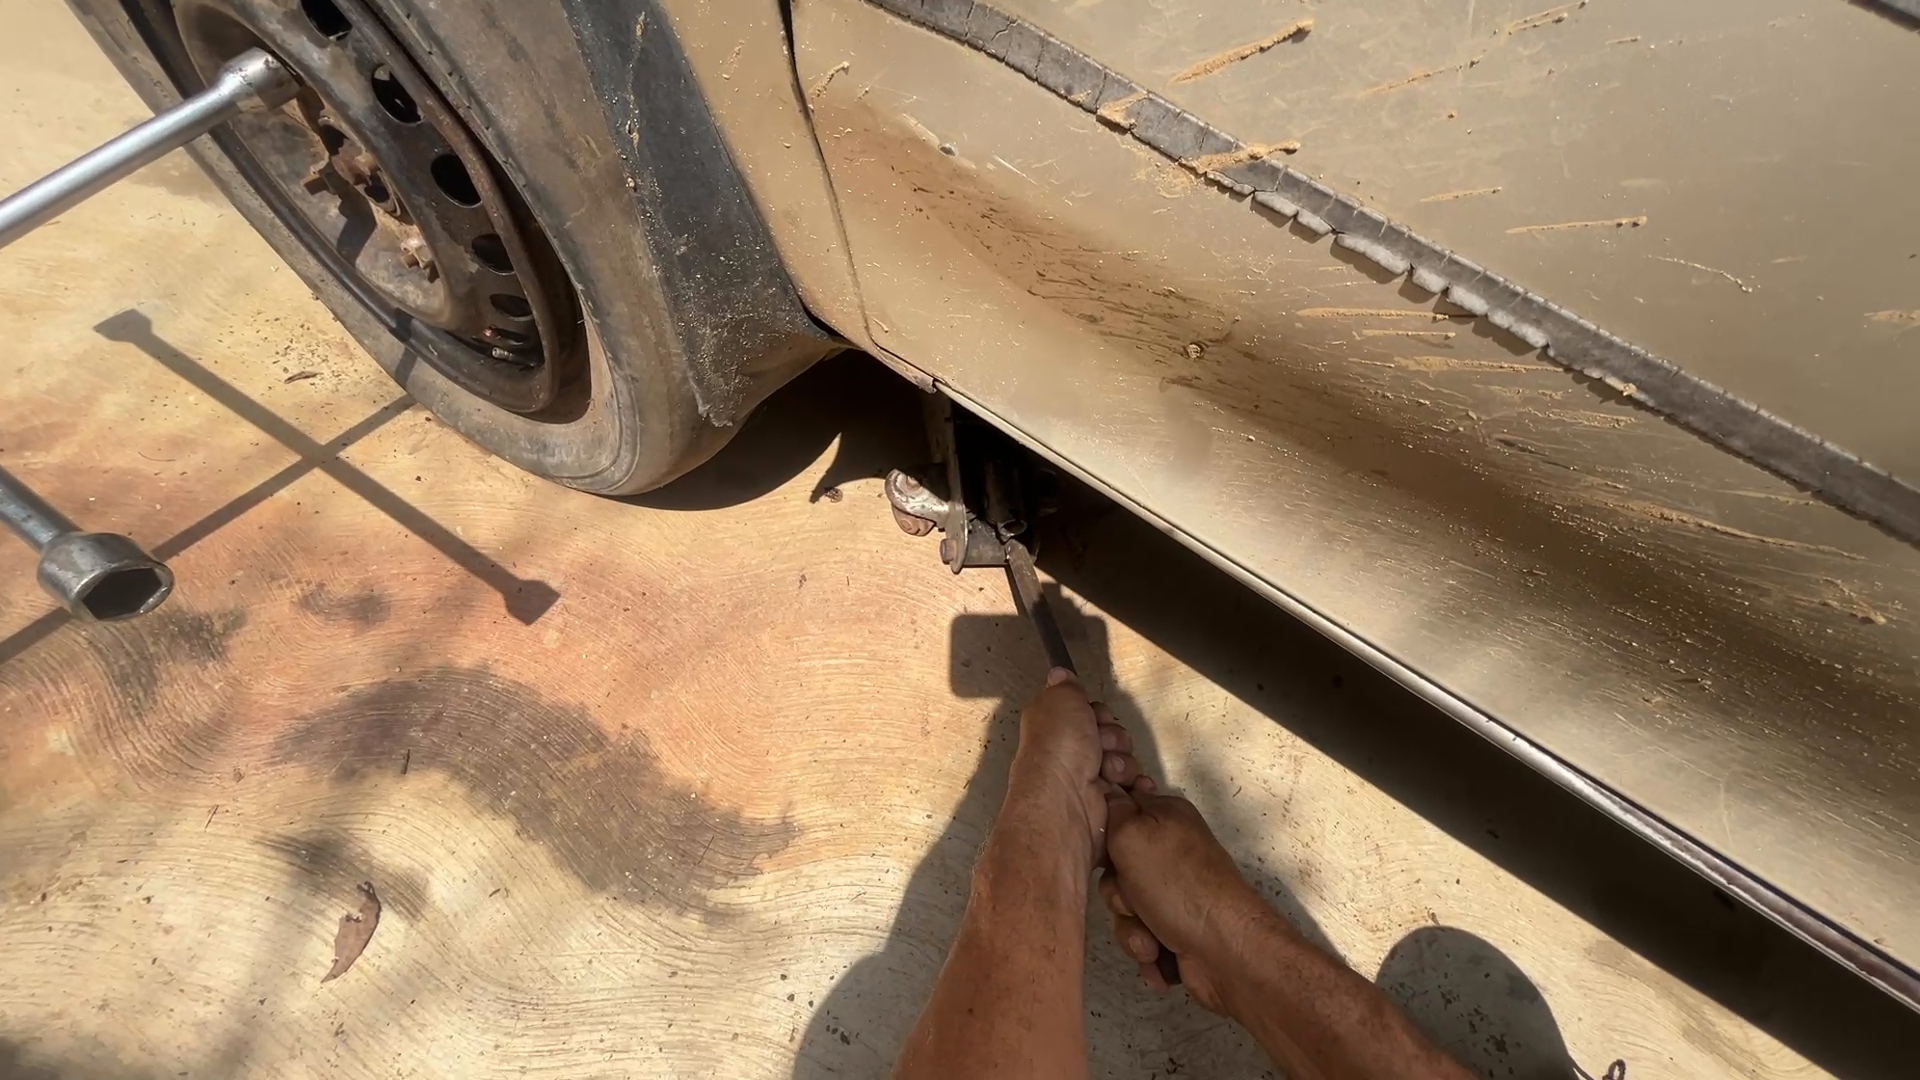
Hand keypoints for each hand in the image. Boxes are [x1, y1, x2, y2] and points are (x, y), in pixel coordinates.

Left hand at [1007, 669, 1143, 872]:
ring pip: (1126, 759)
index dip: (1096, 712)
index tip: (1093, 716)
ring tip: (1108, 772)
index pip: (1089, 711)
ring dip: (1122, 762)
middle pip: (1112, 734)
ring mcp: (1091, 780)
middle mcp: (1071, 753)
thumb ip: (1065, 686)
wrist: (1067, 803)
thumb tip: (1059, 673)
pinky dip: (1135, 786)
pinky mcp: (1110, 804)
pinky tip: (1126, 788)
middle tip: (1100, 745)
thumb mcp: (1060, 701)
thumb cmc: (1059, 748)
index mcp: (1055, 728)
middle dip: (1112, 737)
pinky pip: (1135, 786)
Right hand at [1100, 783, 1269, 1012]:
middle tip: (1131, 899)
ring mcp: (1173, 892)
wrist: (1226, 952)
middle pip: (1116, 864)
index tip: (1104, 847)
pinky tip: (1159, 954)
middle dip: (1117, 890)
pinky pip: (1140, 934)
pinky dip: (1146, 947)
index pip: (1121, 807)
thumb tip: (1109, 793)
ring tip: (1151, 939)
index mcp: (1166, 816)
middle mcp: (1170, 851)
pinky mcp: (1175, 929)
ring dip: (1131, 926)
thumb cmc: (1176, 884)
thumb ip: (1114, 810)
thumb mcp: (1133, 833)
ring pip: (1125, 905)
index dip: (1107, 828)